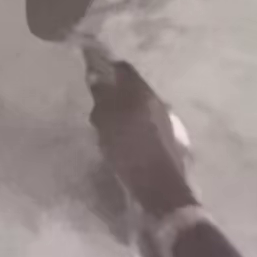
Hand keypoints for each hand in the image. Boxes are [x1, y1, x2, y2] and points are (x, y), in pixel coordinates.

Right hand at [88, 56, 195, 217]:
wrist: (161, 190)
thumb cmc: (129, 150)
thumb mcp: (106, 121)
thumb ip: (101, 95)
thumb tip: (95, 74)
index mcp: (142, 92)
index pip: (122, 68)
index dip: (105, 66)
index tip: (89, 69)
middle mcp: (157, 101)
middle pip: (131, 87)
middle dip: (113, 89)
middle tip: (94, 98)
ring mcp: (165, 121)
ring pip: (138, 105)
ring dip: (122, 108)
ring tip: (104, 121)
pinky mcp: (166, 139)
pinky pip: (143, 122)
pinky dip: (130, 124)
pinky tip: (119, 137)